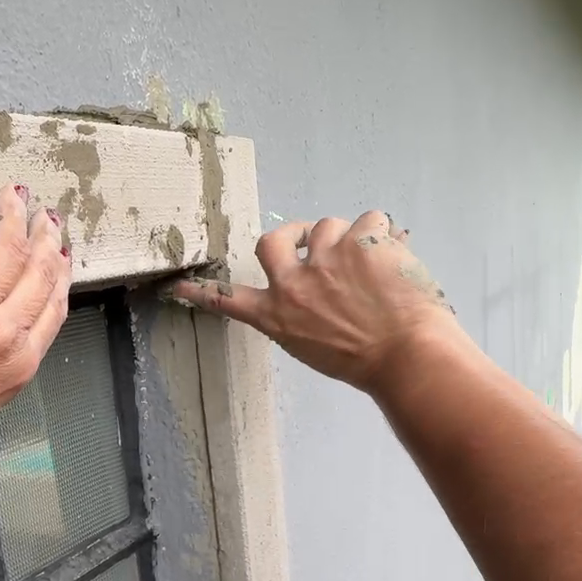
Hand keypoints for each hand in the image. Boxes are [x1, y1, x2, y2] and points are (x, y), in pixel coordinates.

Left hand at [0, 175, 71, 479]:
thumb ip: (2, 363)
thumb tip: (6, 328)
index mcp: (20, 363)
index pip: (52, 304)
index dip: (58, 270)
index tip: (59, 249)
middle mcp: (3, 332)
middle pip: (35, 268)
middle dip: (42, 235)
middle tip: (41, 212)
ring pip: (4, 247)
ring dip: (11, 214)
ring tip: (12, 196)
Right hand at [172, 211, 467, 393]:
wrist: (404, 354)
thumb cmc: (360, 360)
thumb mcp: (310, 344)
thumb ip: (301, 312)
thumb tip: (319, 283)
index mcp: (274, 315)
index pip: (226, 300)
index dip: (200, 291)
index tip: (176, 286)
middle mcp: (291, 283)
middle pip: (272, 241)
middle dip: (291, 234)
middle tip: (308, 239)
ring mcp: (325, 258)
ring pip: (329, 225)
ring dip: (348, 238)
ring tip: (371, 263)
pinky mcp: (361, 241)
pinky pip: (372, 220)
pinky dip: (385, 234)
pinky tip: (395, 257)